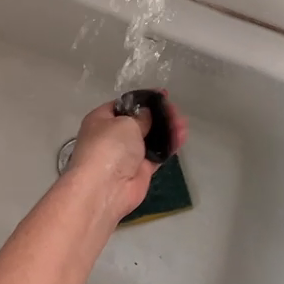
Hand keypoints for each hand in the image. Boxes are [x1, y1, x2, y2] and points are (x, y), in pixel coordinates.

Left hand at [65, 95, 188, 223]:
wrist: (105, 188)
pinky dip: (169, 145)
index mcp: (101, 120)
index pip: (123, 105)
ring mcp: (127, 154)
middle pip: (139, 122)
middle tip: (175, 111)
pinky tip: (181, 136)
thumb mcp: (125, 123)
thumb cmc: (109, 147)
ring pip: (150, 138)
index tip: (162, 95)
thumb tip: (147, 114)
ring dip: (167, 129)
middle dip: (158, 115)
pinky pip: (157, 154)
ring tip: (183, 122)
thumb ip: (141, 117)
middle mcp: (112, 136)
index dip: (143, 100)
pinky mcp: (140, 170)